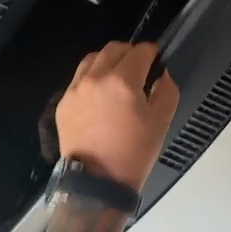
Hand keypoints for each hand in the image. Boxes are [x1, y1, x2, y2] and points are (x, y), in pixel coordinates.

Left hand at [55, 42, 180, 191]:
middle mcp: (96, 79)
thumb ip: (167, 91)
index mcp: (122, 82)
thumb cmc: (134, 154)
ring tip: (117, 76)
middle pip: (114, 48)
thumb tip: (162, 75)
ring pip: (92, 59)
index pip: (140, 52)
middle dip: (130, 53)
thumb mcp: (161, 123)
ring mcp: (75, 90)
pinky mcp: (63, 103)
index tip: (156, 59)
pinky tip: (100, 93)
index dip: (152, 53)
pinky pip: (78, 78)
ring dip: (108, 60)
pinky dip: (92, 77)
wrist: (97, 183)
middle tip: (139, 67)